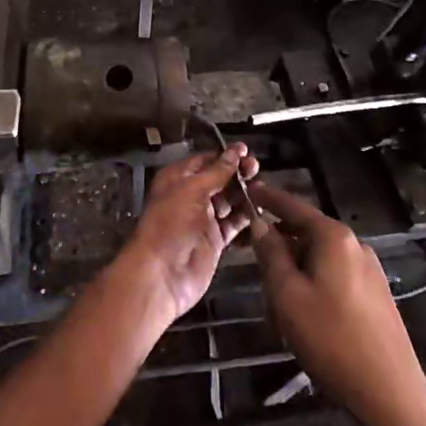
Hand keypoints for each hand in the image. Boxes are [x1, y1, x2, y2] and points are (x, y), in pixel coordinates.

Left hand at [120, 143, 257, 321]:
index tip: (247, 151)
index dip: (226, 155)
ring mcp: (204, 218)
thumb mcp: (192, 190)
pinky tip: (261, 208)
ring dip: (244, 194)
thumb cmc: (172, 222)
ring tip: (262, 189)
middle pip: (220, 179)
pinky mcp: (216, 239)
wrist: (163, 274)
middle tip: (256, 168)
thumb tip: (235, 151)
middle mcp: (191, 195)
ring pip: (229, 200)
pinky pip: (234, 223)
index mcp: (179, 178)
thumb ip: (217, 171)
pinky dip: (246, 216)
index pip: (206, 160)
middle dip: (238, 173)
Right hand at [247, 182, 425, 420]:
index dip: (269, 198)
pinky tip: (305, 323)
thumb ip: (271, 254)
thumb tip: (260, 222)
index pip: (294, 206)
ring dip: (295, 278)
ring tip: (281, 316)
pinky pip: (334, 279)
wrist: (389, 394)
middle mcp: (355, 245)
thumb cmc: (331, 339)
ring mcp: (369, 271)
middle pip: (306, 235)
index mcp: (334, 237)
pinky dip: (313, 290)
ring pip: (318, 261)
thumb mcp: (288, 295)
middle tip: (259, 280)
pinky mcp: (375, 296)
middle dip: (280, 252)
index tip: (248, 189)